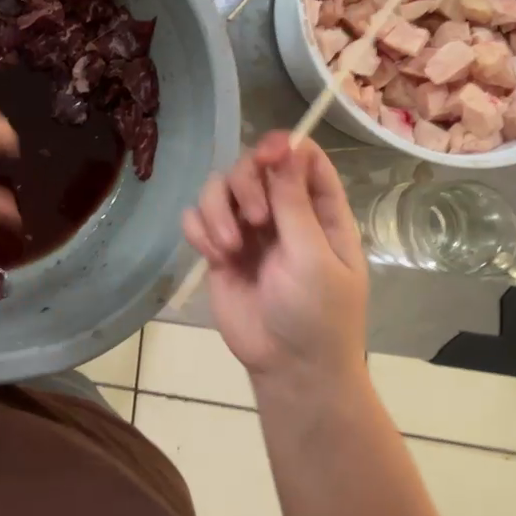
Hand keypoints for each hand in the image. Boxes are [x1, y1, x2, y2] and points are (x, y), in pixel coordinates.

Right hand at [180, 132, 367, 398]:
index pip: (302, 157)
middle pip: (252, 166)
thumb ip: (294, 203)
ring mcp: (247, 230)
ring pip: (219, 187)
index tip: (266, 156)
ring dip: (218, 209)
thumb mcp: (313, 258)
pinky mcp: (218, 248)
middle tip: (253, 219)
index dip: (282, 147)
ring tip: (229, 247)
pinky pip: (197, 216)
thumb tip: (286, 148)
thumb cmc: (318, 315)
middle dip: (245, 183)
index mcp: (319, 211)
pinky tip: (213, 255)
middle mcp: (281, 212)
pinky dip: (199, 228)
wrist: (289, 368)